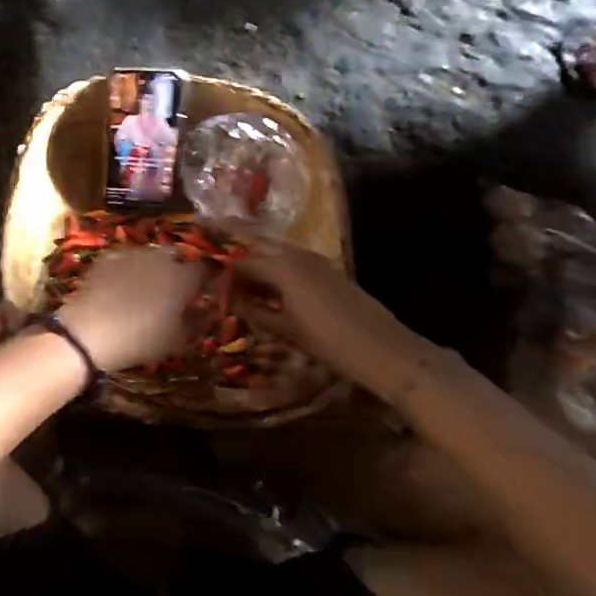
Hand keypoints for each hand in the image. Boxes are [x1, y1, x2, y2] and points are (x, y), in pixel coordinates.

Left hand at [54, 247, 204, 371]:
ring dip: (153, 267)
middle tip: (172, 290)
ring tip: (144, 288)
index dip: (203, 280)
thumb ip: (196, 322)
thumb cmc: (140, 339)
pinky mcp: (108, 256)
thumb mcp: (176, 340)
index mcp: (183, 277)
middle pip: (177, 256)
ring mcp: (133, 253)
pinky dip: (128, 268)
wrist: (88, 331)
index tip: (200, 293)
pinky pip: (126, 258)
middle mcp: (161, 258)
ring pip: (151, 255)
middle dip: (178, 268)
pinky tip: (120, 285)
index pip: (203, 269)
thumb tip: (207, 311)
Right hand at [234, 240, 411, 371]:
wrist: (381, 348)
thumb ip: (255, 312)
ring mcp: (316, 260)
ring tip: (249, 290)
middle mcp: (297, 255)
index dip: (224, 277)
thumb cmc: (328, 342)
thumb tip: (231, 302)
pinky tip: (276, 293)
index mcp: (282, 268)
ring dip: (259, 264)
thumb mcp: (286, 330)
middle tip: (227, 284)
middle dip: (240, 261)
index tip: (214, 293)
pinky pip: (294, 260)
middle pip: (258, 247)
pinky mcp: (329, 269)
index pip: (241, 263)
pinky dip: (279, 270)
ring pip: (277, 251)